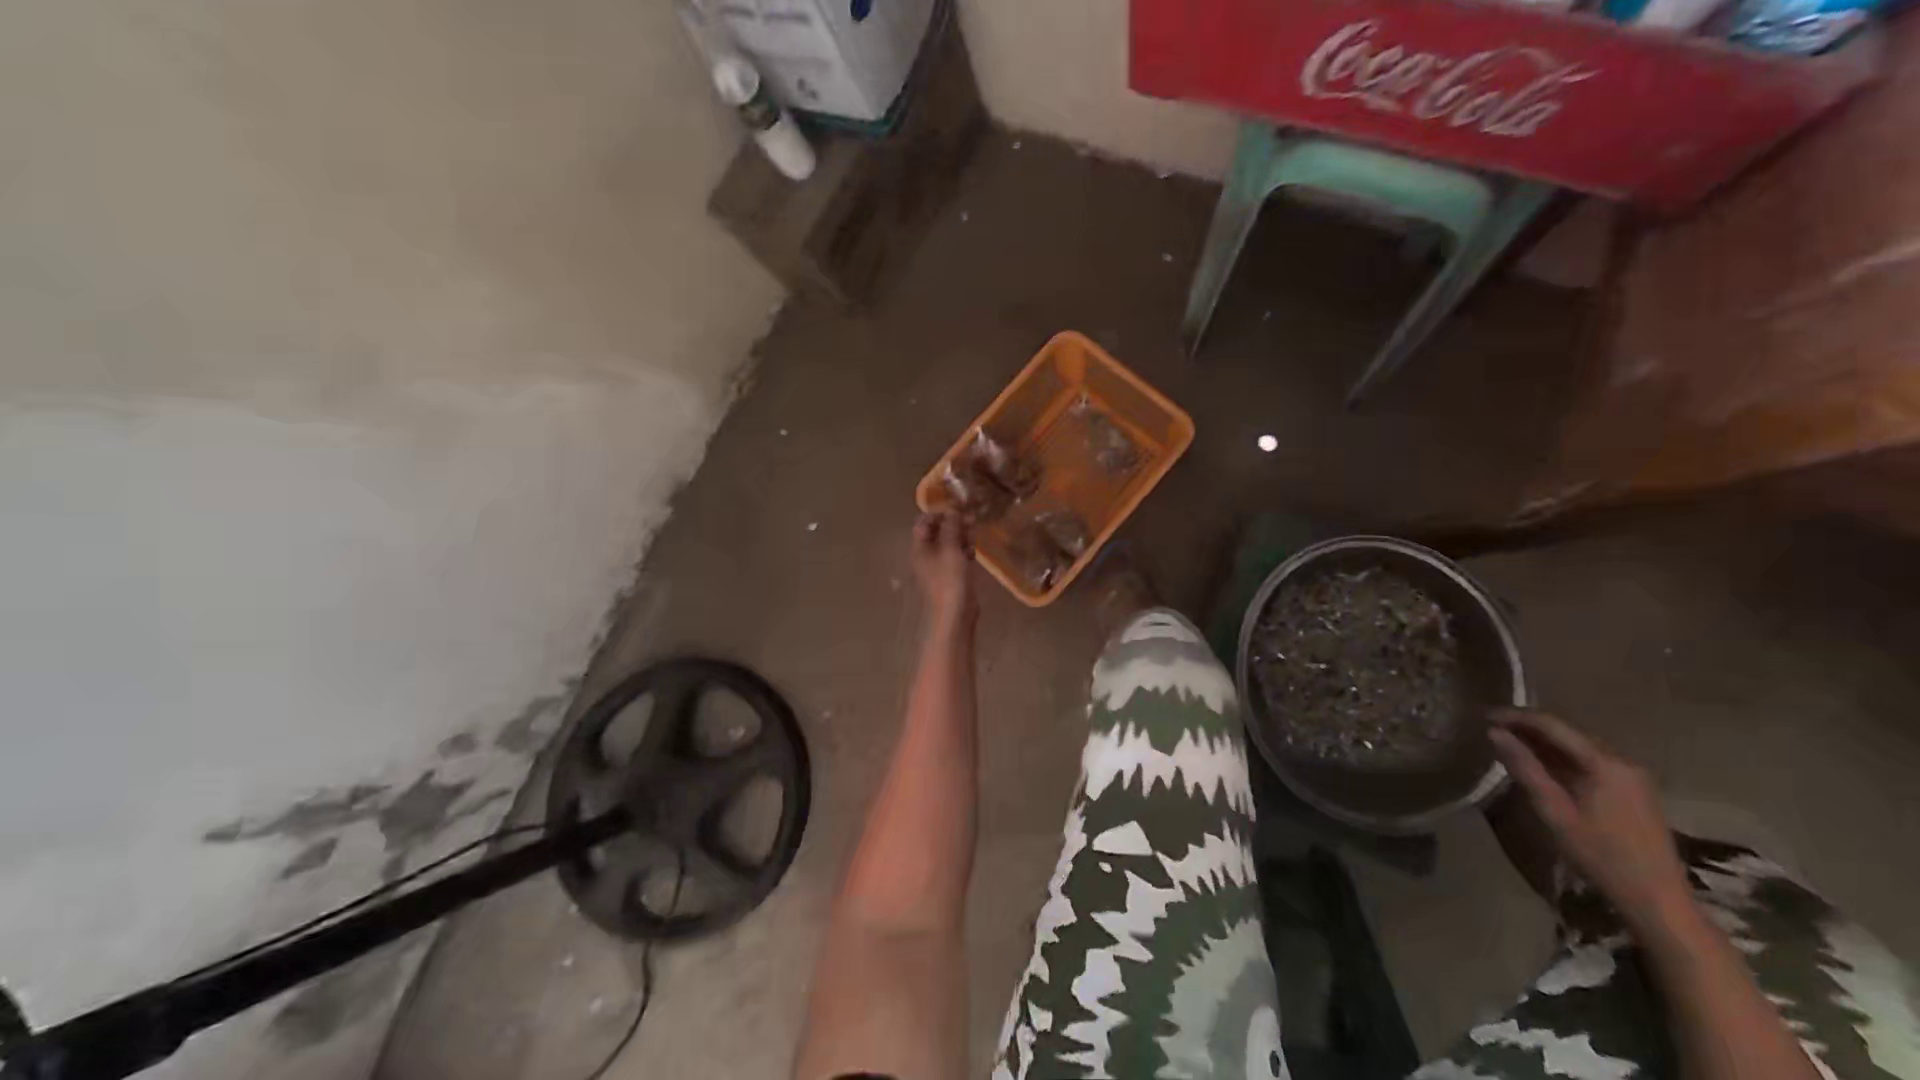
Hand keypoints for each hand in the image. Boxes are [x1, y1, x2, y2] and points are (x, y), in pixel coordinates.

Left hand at [912, 510, 974, 624]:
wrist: (956, 611)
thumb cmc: (950, 578)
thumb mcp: (951, 548)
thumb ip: (951, 527)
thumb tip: (952, 508)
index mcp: (920, 547)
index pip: (923, 522)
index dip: (938, 513)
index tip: (956, 510)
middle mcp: (926, 554)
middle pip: (937, 531)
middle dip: (953, 524)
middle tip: (970, 520)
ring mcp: (938, 564)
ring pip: (949, 542)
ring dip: (961, 536)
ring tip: (973, 535)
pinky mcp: (951, 573)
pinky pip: (956, 555)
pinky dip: (964, 550)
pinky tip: (973, 552)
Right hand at [1489, 709, 1692, 927]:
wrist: (1657, 898)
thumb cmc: (1600, 854)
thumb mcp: (1554, 811)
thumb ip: (1525, 768)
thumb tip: (1494, 733)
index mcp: (1605, 763)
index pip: (1553, 725)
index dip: (1516, 716)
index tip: (1484, 715)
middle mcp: (1623, 761)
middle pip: (1569, 731)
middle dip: (1529, 725)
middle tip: (1493, 727)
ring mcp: (1632, 775)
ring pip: (1580, 745)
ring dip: (1545, 740)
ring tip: (1510, 741)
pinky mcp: (1634, 788)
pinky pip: (1591, 760)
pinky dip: (1562, 756)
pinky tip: (1541, 763)